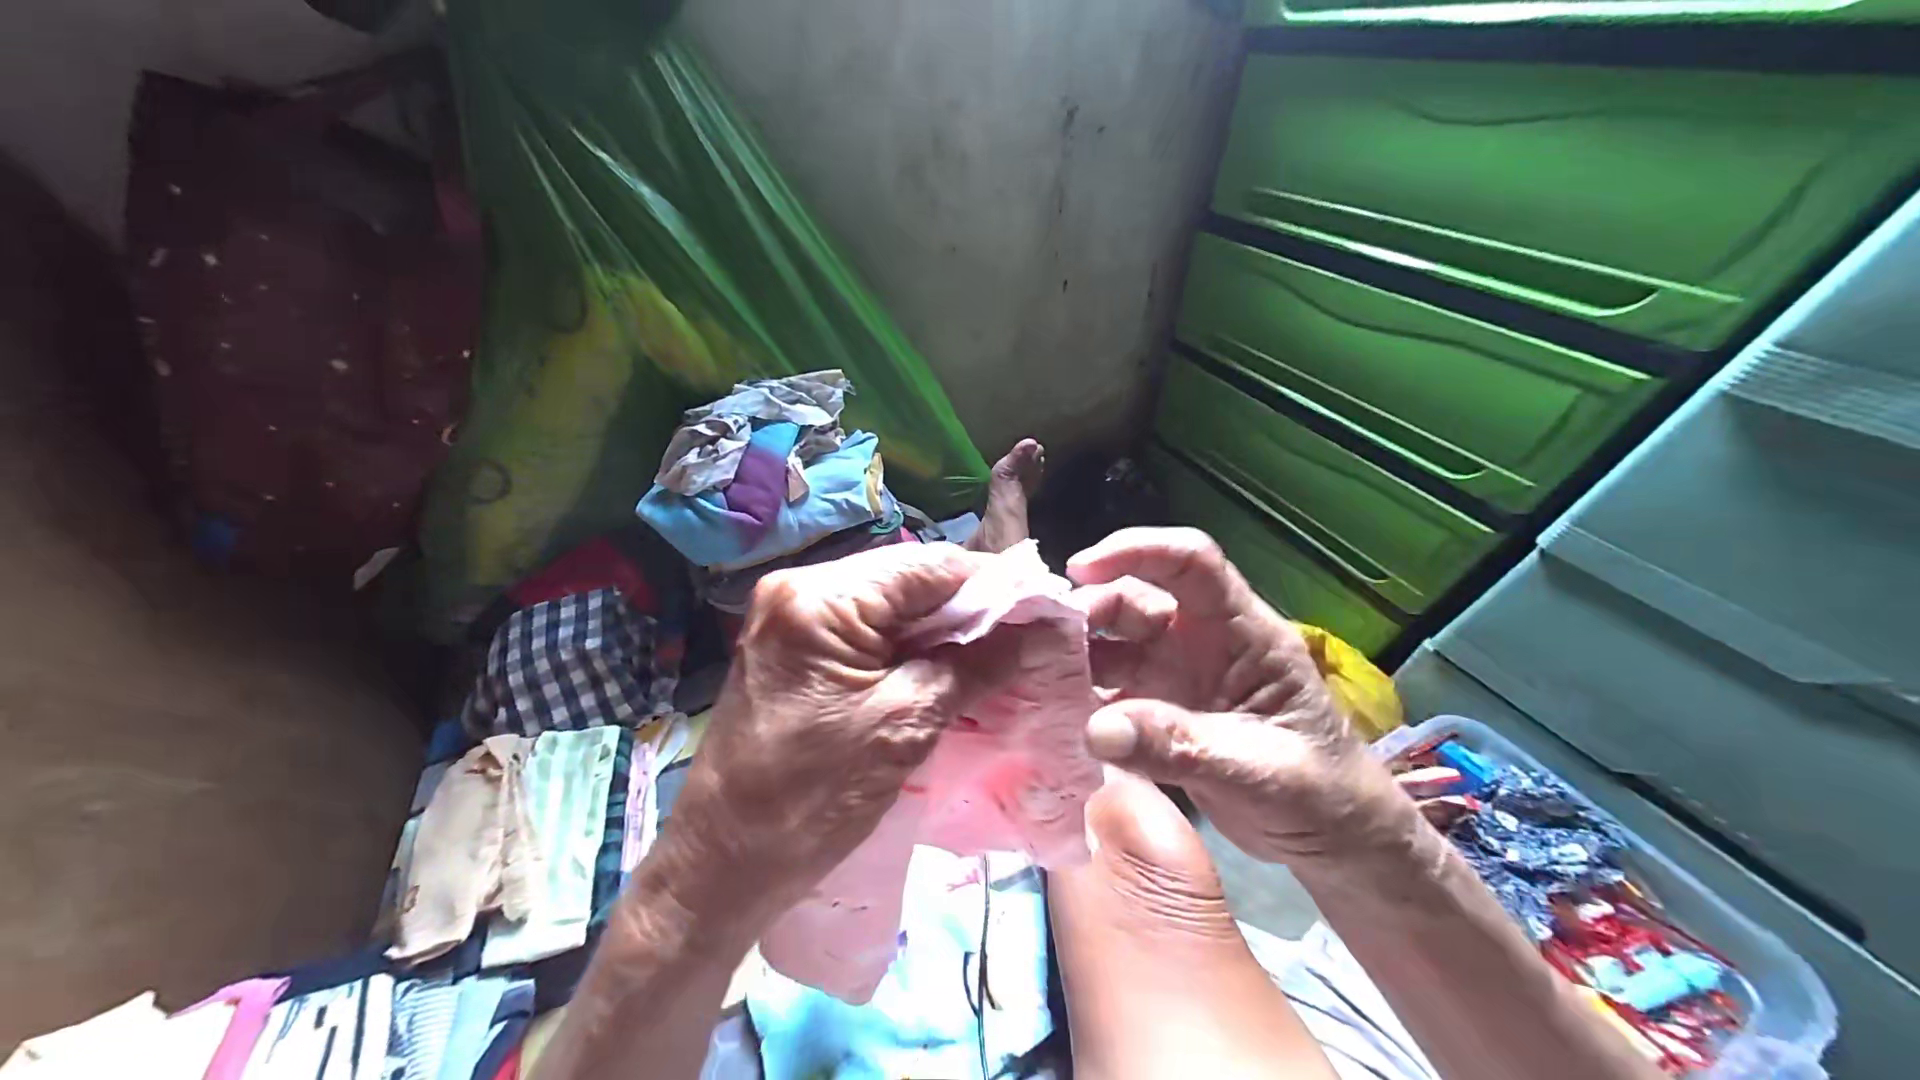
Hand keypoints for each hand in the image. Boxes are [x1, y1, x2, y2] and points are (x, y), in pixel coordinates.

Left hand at [658, 541, 1016, 928]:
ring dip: (942, 629)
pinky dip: (910, 646)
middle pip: (908, 580)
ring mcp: (792, 616)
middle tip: (1023, 639)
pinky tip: (945, 668)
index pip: (928, 566)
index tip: (1041, 611)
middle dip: (968, 608)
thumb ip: (973, 667)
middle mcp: (800, 588)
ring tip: (993, 656)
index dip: (991, 584)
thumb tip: (1033, 633)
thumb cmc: (808, 800)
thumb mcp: (903, 727)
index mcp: (819, 599)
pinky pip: (867, 630)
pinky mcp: (795, 646)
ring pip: (891, 605)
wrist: (722, 865)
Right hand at [1067, 528, 1416, 867]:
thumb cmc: (1320, 793)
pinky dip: (1079, 694)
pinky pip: (1108, 688)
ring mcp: (1175, 674)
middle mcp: (1200, 641)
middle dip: (1088, 609)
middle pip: (1136, 599)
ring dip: (1076, 653)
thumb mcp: (1260, 772)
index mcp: (1241, 632)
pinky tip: (1049, 710)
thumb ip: (1180, 748)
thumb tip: (1096, 728)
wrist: (1332, 841)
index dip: (1137, 550)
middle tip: (1040, 642)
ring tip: (1033, 674)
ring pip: (1114, 642)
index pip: (1191, 562)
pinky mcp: (1157, 709)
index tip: (1079, 569)